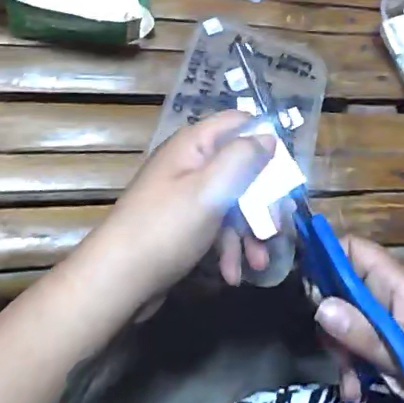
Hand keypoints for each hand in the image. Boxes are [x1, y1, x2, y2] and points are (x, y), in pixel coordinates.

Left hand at [69, 112, 274, 310]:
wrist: (118, 279)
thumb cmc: (166, 228)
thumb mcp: (210, 190)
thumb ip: (242, 159)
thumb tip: (267, 135)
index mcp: (194, 145)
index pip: (239, 123)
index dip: (265, 142)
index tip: (285, 174)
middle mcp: (190, 163)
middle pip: (241, 169)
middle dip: (262, 202)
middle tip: (276, 230)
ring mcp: (185, 195)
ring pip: (233, 203)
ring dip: (248, 233)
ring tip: (258, 264)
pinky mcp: (183, 225)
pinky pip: (216, 227)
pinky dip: (228, 249)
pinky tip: (231, 274)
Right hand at [313, 236, 403, 402]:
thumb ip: (364, 332)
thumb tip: (318, 304)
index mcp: (398, 283)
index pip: (351, 248)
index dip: (326, 260)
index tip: (307, 292)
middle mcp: (392, 298)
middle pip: (342, 289)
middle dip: (332, 322)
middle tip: (335, 355)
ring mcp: (394, 327)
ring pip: (349, 323)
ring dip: (343, 354)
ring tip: (352, 388)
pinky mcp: (397, 355)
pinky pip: (362, 350)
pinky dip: (355, 371)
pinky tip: (358, 396)